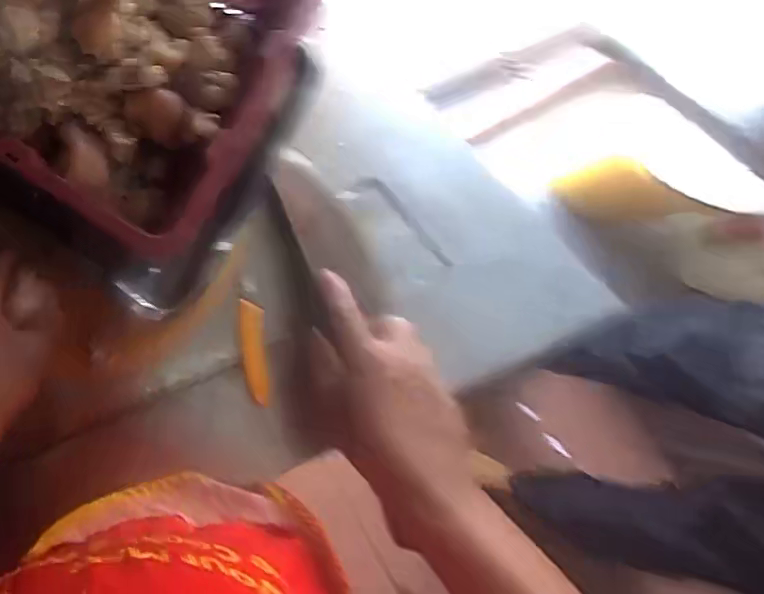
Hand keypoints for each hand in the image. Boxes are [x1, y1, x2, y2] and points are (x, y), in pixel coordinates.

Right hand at [312, 269, 477, 544]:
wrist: (433, 491)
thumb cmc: (369, 448)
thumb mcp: (331, 408)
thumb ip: (321, 367)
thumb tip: (313, 337)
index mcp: (368, 357)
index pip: (345, 312)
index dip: (333, 291)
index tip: (324, 273)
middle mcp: (402, 356)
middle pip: (392, 321)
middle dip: (376, 326)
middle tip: (360, 345)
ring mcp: (431, 374)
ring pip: (413, 343)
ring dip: (396, 347)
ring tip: (383, 369)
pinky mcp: (450, 395)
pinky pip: (426, 369)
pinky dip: (412, 372)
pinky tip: (404, 397)